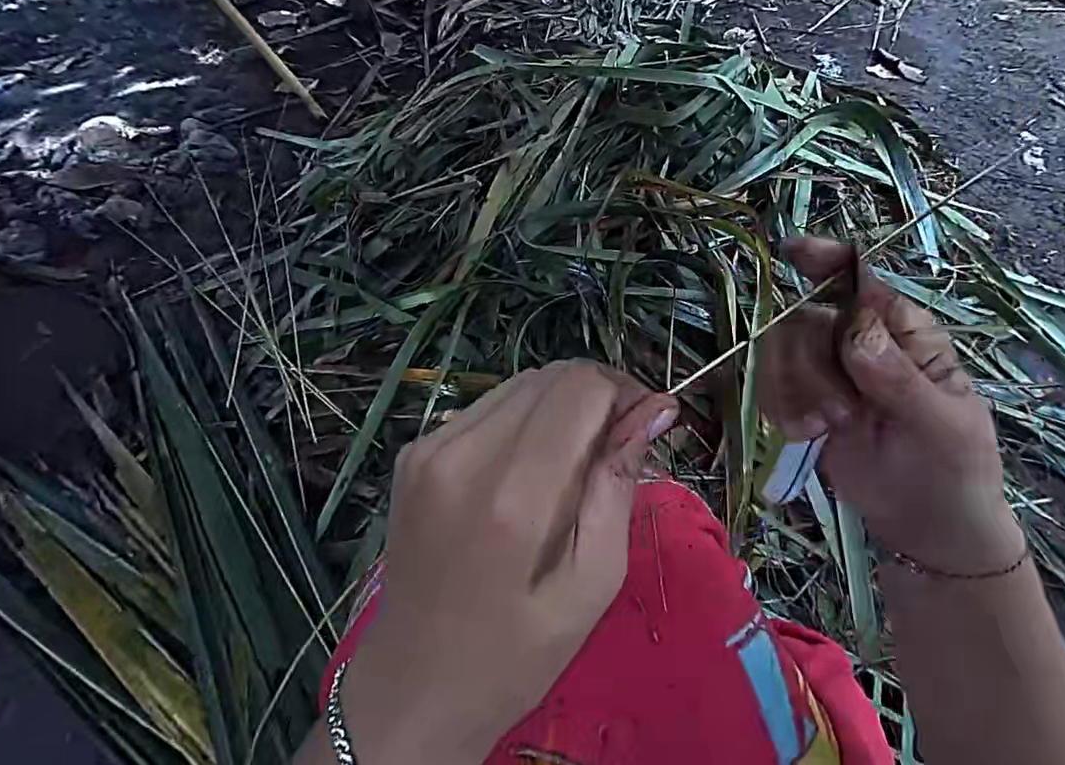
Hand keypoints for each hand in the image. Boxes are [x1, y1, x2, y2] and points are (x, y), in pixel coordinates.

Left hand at [340, 360, 676, 763]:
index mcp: (512, 496)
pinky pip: (489, 406)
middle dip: (599, 394)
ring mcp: (430, 447)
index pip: (580, 389)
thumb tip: (653, 409)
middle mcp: (463, 454)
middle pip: (552, 376)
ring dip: (563, 402)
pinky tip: (534, 462)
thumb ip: (618, 486)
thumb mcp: (591, 583)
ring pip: (521, 384)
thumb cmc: (515, 656)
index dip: (625, 392)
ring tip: (580, 454)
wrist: (411, 688)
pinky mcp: (415, 451)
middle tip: (620, 439)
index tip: (649, 420)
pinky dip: (526, 417)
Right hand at [760, 237, 1024, 575]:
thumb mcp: (943, 427)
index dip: (826, 258)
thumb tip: (858, 335)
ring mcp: (828, 370)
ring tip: (823, 429)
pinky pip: (770, 382)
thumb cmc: (954, 470)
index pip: (861, 279)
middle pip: (807, 318)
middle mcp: (860, 340)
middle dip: (811, 367)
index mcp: (904, 332)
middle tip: (839, 415)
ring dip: (793, 389)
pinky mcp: (803, 399)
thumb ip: (900, 380)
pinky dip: (778, 406)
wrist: (927, 530)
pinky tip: (804, 435)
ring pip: (781, 348)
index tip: (792, 251)